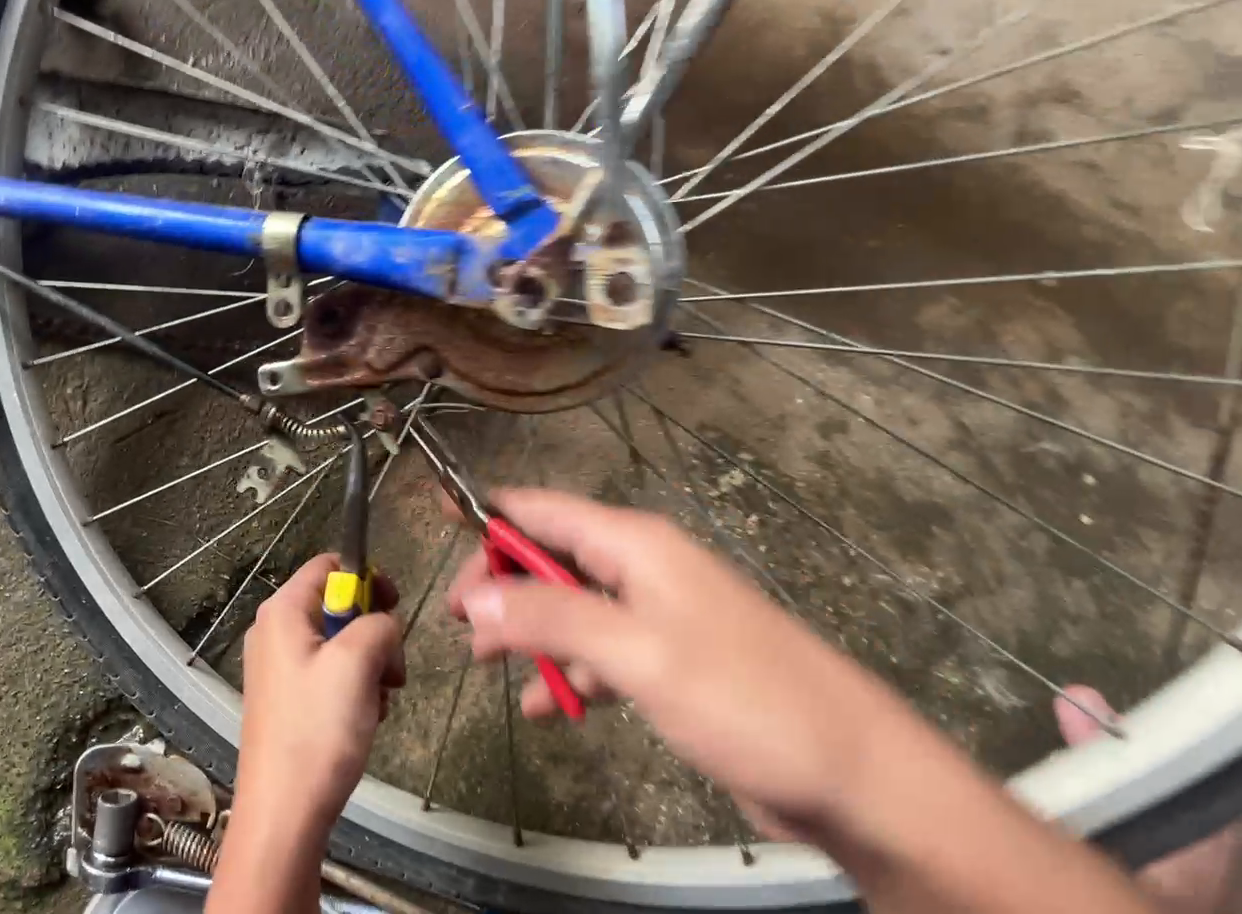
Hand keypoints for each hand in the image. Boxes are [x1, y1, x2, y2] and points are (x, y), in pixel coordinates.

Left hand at [237, 553, 404, 830]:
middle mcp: (274, 631)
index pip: (329, 564)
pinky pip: (330, 676)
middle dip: (372, 632)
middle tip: (390, 668)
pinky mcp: (287, 700)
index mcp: (282, 611)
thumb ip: (377, 623)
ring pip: (340, 644)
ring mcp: (279, 668)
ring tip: (377, 701)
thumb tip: (382, 623)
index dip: (366, 579)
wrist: (284, 812)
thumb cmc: (317, 730)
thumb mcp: (356, 662)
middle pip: (336, 606)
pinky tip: (363, 719)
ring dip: (368, 666)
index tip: (393, 608)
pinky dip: (354, 690)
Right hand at [447, 489, 920, 836]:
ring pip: (568, 610)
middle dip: (501, 587)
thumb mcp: (637, 651)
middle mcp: (641, 571)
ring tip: (489, 668)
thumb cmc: (746, 698)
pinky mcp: (667, 666)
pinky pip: (597, 655)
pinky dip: (566, 674)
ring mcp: (655, 619)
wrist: (857, 781)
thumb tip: (476, 599)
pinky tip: (547, 708)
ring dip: (528, 634)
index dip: (485, 512)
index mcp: (634, 546)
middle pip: (548, 559)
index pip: (540, 510)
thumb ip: (550, 618)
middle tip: (461, 627)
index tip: (435, 522)